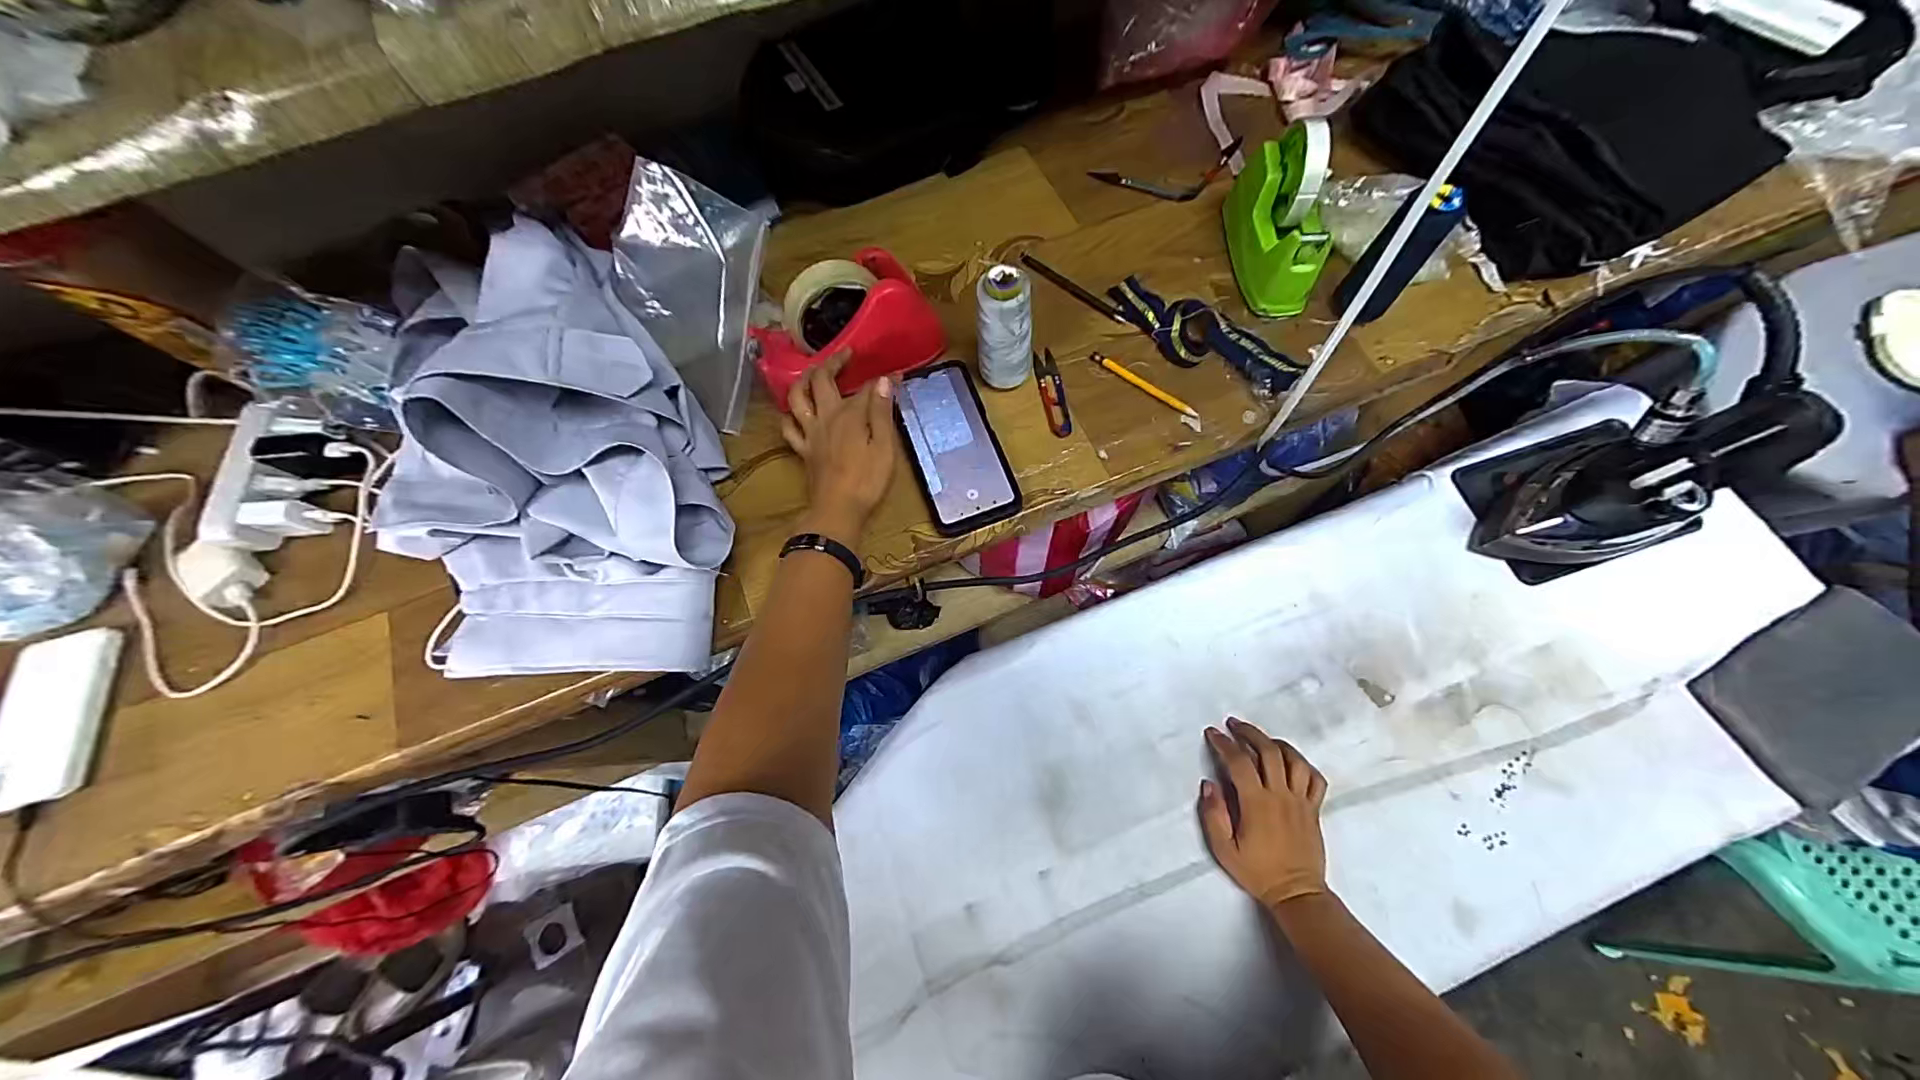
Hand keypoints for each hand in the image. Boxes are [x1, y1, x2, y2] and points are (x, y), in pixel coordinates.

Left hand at [781, 350, 898, 545]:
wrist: (838, 511)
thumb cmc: (867, 481)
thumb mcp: (884, 447)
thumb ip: (882, 413)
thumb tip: (883, 380)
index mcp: (848, 415)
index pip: (865, 388)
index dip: (881, 380)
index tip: (896, 375)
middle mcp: (825, 417)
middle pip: (821, 381)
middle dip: (833, 363)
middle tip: (845, 356)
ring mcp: (810, 433)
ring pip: (796, 397)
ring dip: (803, 380)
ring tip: (812, 373)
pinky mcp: (802, 450)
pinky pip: (788, 427)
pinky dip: (789, 414)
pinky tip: (795, 412)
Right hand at [1200, 717, 1329, 909]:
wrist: (1297, 893)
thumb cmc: (1257, 872)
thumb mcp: (1224, 849)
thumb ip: (1213, 814)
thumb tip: (1208, 784)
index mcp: (1257, 803)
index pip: (1239, 762)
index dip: (1223, 743)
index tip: (1212, 733)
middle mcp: (1281, 796)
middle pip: (1268, 751)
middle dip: (1249, 733)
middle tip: (1233, 725)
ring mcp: (1301, 801)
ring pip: (1294, 759)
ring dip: (1275, 743)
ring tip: (1261, 739)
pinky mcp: (1314, 809)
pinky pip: (1314, 778)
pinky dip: (1302, 764)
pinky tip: (1290, 762)